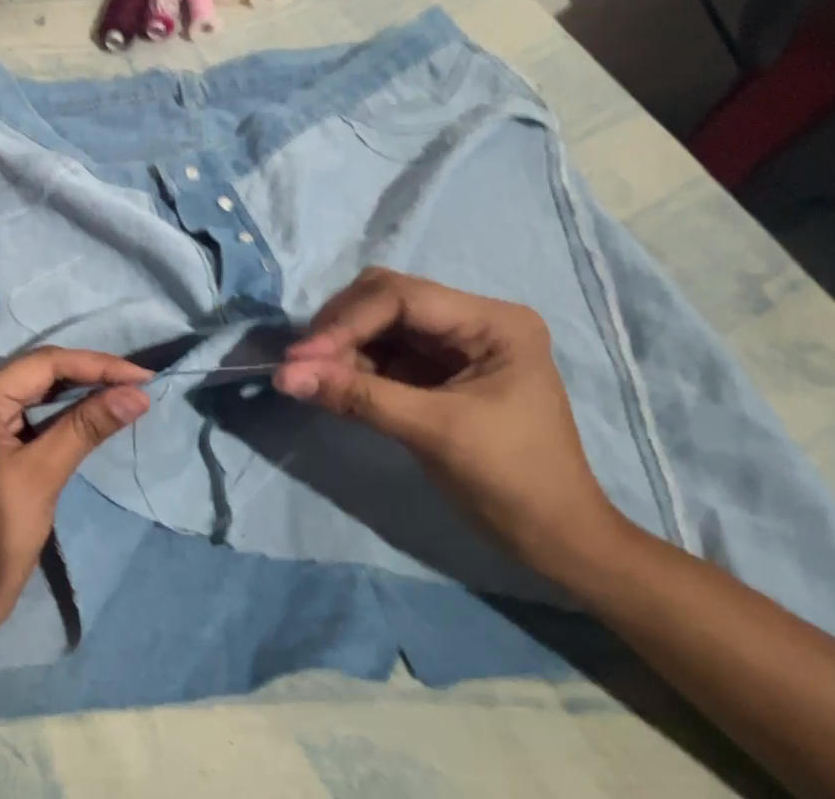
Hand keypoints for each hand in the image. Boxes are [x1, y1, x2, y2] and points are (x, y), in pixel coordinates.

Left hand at [0, 347, 151, 630]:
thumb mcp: (45, 473)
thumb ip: (88, 426)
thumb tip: (136, 393)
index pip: (44, 363)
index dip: (97, 365)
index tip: (144, 378)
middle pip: (39, 371)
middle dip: (90, 374)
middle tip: (139, 385)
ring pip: (36, 390)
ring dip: (79, 391)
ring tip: (126, 395)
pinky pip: (29, 412)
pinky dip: (62, 412)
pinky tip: (93, 414)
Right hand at [272, 268, 631, 576]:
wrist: (551, 536)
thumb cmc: (510, 478)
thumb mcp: (433, 431)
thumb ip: (358, 396)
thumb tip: (284, 375)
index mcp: (493, 323)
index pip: (401, 298)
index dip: (345, 322)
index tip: (298, 357)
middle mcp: (471, 322)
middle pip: (384, 300)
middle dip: (339, 329)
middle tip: (299, 365)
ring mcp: (450, 347)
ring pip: (374, 326)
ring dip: (338, 349)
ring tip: (305, 378)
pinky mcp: (430, 373)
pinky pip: (377, 354)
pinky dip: (348, 367)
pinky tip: (325, 385)